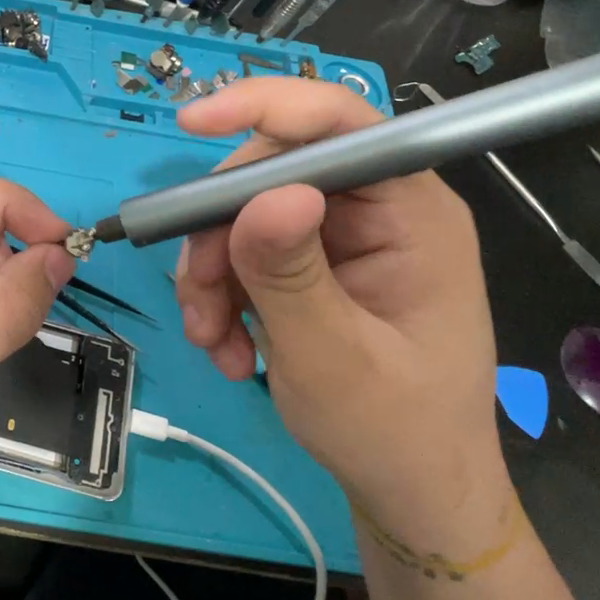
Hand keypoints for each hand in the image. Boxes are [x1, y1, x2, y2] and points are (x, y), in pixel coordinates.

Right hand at [172, 78, 503, 518]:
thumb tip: (265, 194)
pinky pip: (246, 253)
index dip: (265, 106)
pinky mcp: (316, 265)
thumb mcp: (331, 357)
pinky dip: (222, 296)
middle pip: (271, 174)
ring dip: (212, 277)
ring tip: (212, 340)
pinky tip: (228, 348)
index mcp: (412, 213)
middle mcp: (379, 211)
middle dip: (218, 233)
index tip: (188, 123)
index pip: (339, 123)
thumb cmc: (392, 431)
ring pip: (244, 216)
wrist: (408, 493)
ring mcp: (344, 238)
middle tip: (198, 297)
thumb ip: (291, 274)